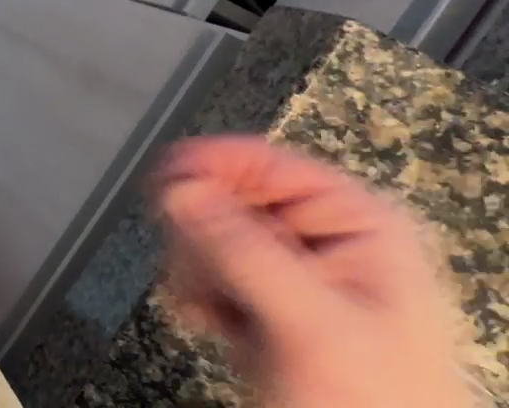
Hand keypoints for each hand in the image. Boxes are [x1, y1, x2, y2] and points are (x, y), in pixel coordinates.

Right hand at [152, 136, 471, 407]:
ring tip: (220, 310)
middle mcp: (321, 232)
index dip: (204, 169)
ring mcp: (286, 261)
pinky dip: (194, 290)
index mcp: (358, 221)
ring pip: (198, 229)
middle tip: (212, 279)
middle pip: (217, 195)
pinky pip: (194, 260)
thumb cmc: (380, 404)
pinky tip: (217, 319)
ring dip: (194, 272)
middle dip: (199, 240)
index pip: (259, 160)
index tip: (162, 185)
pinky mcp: (257, 286)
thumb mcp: (311, 322)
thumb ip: (242, 250)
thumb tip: (180, 189)